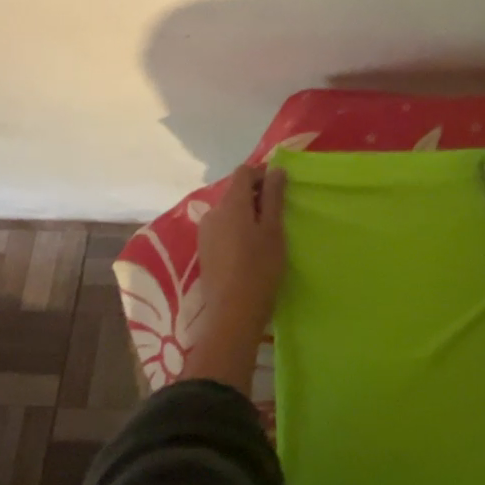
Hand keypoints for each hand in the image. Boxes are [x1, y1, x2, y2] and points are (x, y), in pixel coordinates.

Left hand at [187, 164, 285, 391]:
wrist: (232, 314)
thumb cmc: (259, 268)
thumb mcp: (273, 230)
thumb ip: (273, 197)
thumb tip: (276, 169)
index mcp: (231, 203)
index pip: (244, 172)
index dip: (263, 175)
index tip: (280, 191)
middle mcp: (213, 212)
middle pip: (235, 191)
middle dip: (256, 196)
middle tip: (277, 217)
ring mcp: (205, 232)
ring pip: (229, 211)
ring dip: (246, 214)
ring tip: (265, 236)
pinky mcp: (204, 250)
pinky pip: (222, 228)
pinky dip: (236, 229)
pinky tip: (249, 250)